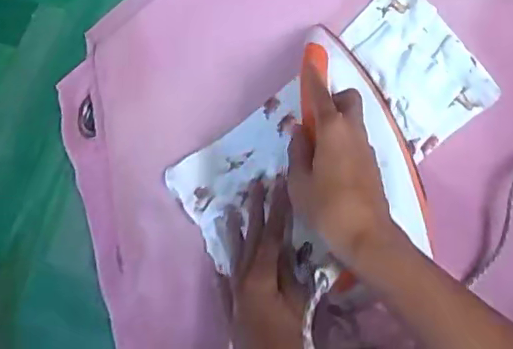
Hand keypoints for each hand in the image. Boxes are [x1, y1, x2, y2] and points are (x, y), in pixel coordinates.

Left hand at [223, 177, 305, 348]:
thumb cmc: (288, 341)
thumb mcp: (297, 306)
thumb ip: (291, 275)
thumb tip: (289, 247)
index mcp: (260, 275)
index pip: (272, 232)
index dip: (278, 205)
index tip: (279, 179)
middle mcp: (242, 279)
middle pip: (251, 236)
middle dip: (255, 207)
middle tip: (257, 180)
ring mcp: (233, 294)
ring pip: (233, 254)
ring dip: (234, 230)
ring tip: (231, 207)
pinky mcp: (230, 310)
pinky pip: (222, 282)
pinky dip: (220, 267)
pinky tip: (215, 258)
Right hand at [288, 61, 400, 269]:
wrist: (369, 239)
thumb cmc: (328, 208)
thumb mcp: (299, 182)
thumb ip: (297, 151)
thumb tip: (299, 130)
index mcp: (332, 128)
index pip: (320, 93)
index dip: (313, 76)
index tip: (309, 60)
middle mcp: (353, 130)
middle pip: (347, 99)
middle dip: (333, 100)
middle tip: (314, 122)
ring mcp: (367, 147)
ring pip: (353, 121)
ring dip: (337, 124)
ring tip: (318, 153)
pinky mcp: (373, 165)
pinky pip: (356, 141)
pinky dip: (344, 143)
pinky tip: (331, 169)